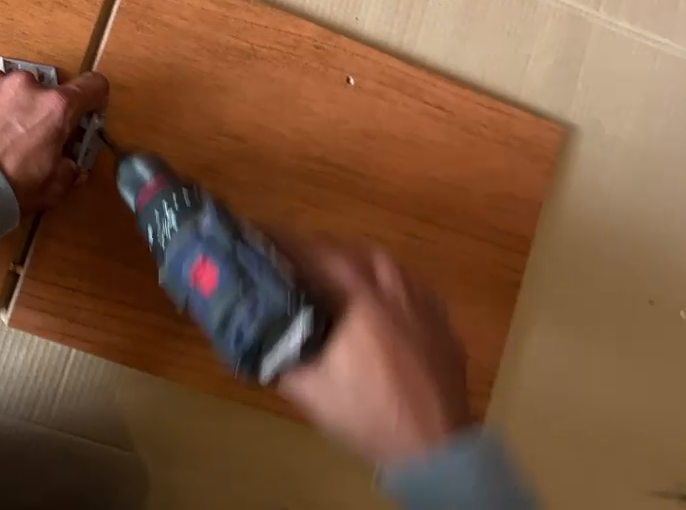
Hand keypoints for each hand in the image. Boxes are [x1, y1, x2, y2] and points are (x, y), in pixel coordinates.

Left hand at [0, 68, 108, 212]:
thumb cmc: (7, 188)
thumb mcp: (52, 188)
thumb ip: (69, 170)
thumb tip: (71, 164)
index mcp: (56, 107)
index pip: (93, 85)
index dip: (93, 98)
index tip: (86, 109)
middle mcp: (27, 85)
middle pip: (45, 90)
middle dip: (40, 109)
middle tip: (27, 136)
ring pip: (10, 87)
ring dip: (8, 103)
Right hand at [275, 242, 471, 466]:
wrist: (436, 452)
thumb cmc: (368, 414)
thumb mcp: (306, 389)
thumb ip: (271, 353)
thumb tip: (242, 330)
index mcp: (357, 298)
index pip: (311, 252)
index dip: (280, 240)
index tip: (256, 235)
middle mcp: (390, 290)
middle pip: (345, 249)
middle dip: (312, 248)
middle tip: (288, 258)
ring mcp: (421, 305)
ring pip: (381, 261)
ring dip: (351, 257)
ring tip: (331, 269)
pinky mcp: (442, 324)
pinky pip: (410, 283)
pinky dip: (386, 279)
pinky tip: (378, 293)